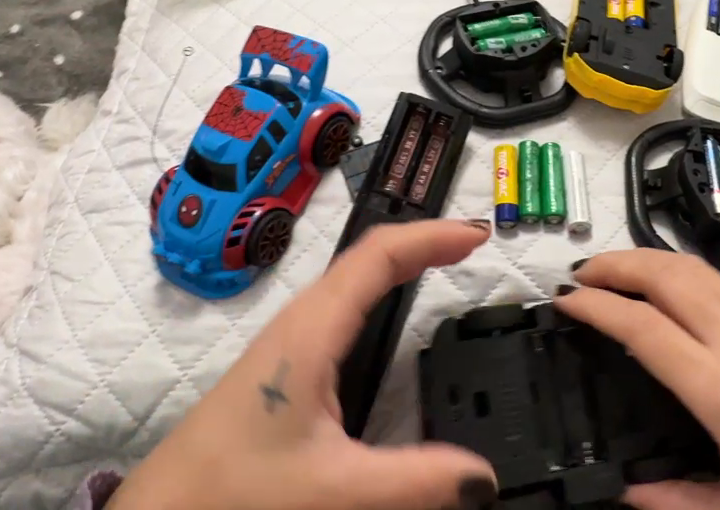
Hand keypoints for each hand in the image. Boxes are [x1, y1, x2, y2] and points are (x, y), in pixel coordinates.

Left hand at [109, 220, 499, 509]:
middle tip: (472, 244)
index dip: (431, 236)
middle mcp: (301, 319)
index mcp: (313, 328)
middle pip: (368, 255)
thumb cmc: (235, 490)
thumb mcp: (334, 488)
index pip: (380, 255)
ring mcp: (288, 337)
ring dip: (399, 260)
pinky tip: (388, 311)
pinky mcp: (282, 360)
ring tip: (442, 262)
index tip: (478, 234)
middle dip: (422, 240)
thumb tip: (484, 476)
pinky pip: (341, 302)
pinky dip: (377, 288)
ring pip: (352, 277)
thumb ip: (414, 480)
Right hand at [556, 250, 719, 509]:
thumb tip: (625, 495)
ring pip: (693, 267)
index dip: (594, 306)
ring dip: (647, 261)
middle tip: (579, 274)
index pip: (640, 327)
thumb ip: (676, 502)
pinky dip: (681, 274)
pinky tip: (673, 295)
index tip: (563, 300)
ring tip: (616, 273)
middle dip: (615, 263)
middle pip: (664, 274)